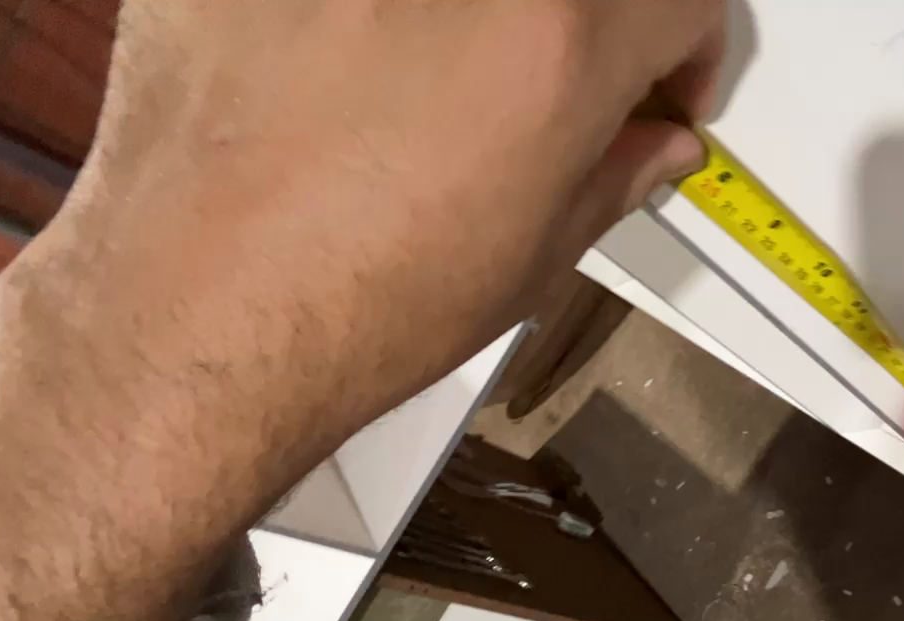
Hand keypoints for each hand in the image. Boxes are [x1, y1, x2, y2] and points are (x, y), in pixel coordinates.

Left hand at [0, 0, 724, 620]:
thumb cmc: (362, 303)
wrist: (211, 308)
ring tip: (466, 82)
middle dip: (603, 30)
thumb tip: (655, 149)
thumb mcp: (535, 259)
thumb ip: (615, 179)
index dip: (692, 55)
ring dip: (504, 27)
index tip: (663, 91)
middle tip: (582, 84)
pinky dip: (401, 17)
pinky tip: (380, 58)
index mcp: (554, 45)